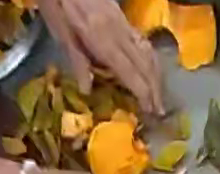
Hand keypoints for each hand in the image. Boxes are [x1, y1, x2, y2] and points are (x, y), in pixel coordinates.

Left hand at [42, 0, 164, 113]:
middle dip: (155, 89)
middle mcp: (117, 30)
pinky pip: (141, 41)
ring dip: (155, 75)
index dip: (143, 93)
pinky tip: (149, 71)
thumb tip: (87, 90)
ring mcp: (121, 22)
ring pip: (147, 51)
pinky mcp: (120, 16)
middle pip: (144, 62)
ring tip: (158, 95)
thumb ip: (76, 59)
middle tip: (160, 111)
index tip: (151, 112)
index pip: (130, 71)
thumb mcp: (59, 29)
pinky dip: (149, 60)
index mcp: (102, 38)